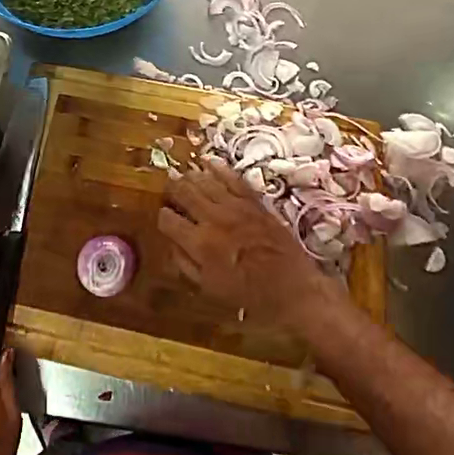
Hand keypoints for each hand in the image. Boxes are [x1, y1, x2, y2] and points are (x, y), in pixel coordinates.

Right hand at [157, 157, 356, 331]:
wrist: (291, 286)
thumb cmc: (247, 293)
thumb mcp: (208, 287)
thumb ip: (185, 263)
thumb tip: (171, 243)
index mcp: (199, 243)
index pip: (168, 219)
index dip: (162, 216)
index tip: (164, 217)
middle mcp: (213, 219)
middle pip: (184, 192)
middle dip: (172, 189)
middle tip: (168, 188)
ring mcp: (235, 207)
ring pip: (205, 181)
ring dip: (190, 176)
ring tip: (183, 174)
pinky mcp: (254, 201)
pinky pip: (232, 178)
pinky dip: (218, 168)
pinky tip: (208, 161)